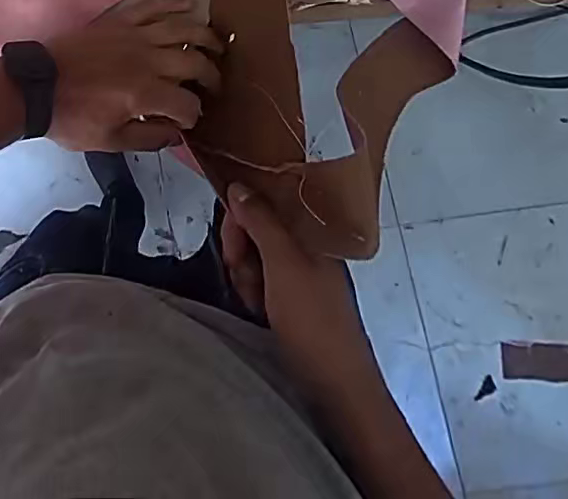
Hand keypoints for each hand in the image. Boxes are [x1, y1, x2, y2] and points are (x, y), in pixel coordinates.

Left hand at [43, 0, 222, 151]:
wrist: (36, 86)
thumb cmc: (70, 118)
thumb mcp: (109, 141)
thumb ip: (148, 138)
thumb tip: (176, 134)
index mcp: (145, 94)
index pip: (187, 103)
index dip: (194, 115)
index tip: (190, 120)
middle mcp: (148, 60)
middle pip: (194, 61)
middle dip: (211, 76)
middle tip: (215, 84)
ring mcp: (135, 36)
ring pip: (182, 29)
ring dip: (205, 36)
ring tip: (217, 46)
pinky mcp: (121, 21)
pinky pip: (154, 6)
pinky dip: (173, 3)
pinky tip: (190, 5)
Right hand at [221, 182, 377, 390]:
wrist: (334, 384)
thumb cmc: (313, 317)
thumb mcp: (284, 263)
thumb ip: (261, 221)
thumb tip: (239, 184)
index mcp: (311, 227)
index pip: (267, 201)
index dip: (242, 217)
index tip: (233, 242)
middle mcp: (305, 243)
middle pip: (256, 228)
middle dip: (242, 252)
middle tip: (247, 279)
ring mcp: (299, 272)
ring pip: (254, 256)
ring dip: (246, 276)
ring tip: (256, 302)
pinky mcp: (291, 297)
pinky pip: (260, 280)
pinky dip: (253, 293)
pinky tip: (258, 311)